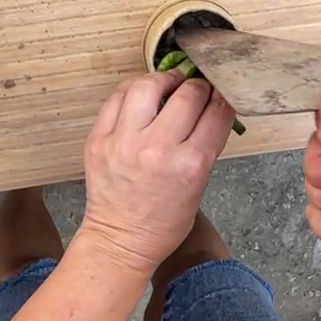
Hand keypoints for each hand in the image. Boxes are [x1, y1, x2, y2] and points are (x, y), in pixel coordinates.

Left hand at [76, 71, 235, 277]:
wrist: (121, 240)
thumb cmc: (164, 221)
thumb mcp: (200, 185)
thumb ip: (206, 145)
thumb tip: (212, 107)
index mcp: (191, 164)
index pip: (216, 112)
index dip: (222, 97)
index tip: (220, 92)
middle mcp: (158, 149)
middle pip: (188, 94)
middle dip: (198, 87)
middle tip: (197, 89)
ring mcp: (124, 141)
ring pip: (148, 86)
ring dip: (164, 80)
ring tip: (169, 84)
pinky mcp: (99, 139)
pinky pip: (117, 98)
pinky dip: (133, 90)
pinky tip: (142, 94)